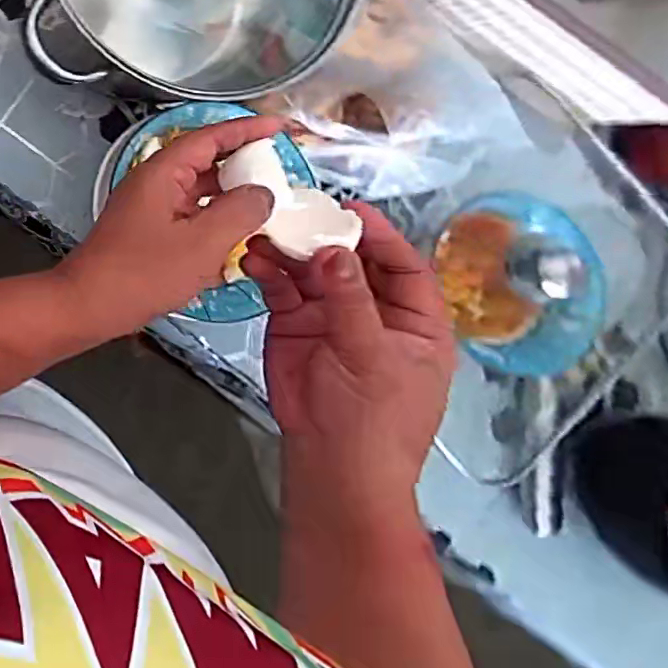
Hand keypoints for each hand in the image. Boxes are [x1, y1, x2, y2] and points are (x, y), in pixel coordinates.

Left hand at [56, 117, 281, 336]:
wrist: (88, 303)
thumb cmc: (141, 272)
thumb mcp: (202, 242)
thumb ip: (240, 212)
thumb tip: (262, 193)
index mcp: (161, 173)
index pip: (209, 138)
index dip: (246, 129)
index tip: (280, 126)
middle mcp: (152, 184)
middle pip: (203, 162)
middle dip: (243, 164)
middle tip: (282, 170)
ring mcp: (148, 208)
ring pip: (197, 192)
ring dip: (230, 196)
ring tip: (269, 204)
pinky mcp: (147, 232)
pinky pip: (188, 216)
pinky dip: (213, 221)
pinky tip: (237, 238)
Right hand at [245, 203, 455, 517]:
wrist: (332, 457)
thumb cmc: (375, 417)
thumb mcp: (372, 357)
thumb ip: (350, 302)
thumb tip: (333, 253)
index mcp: (413, 321)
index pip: (402, 267)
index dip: (381, 236)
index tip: (351, 210)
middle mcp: (371, 311)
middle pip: (349, 262)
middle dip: (324, 238)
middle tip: (297, 214)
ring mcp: (329, 315)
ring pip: (309, 271)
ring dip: (289, 252)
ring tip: (265, 236)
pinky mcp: (292, 322)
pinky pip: (281, 288)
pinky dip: (267, 272)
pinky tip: (254, 260)